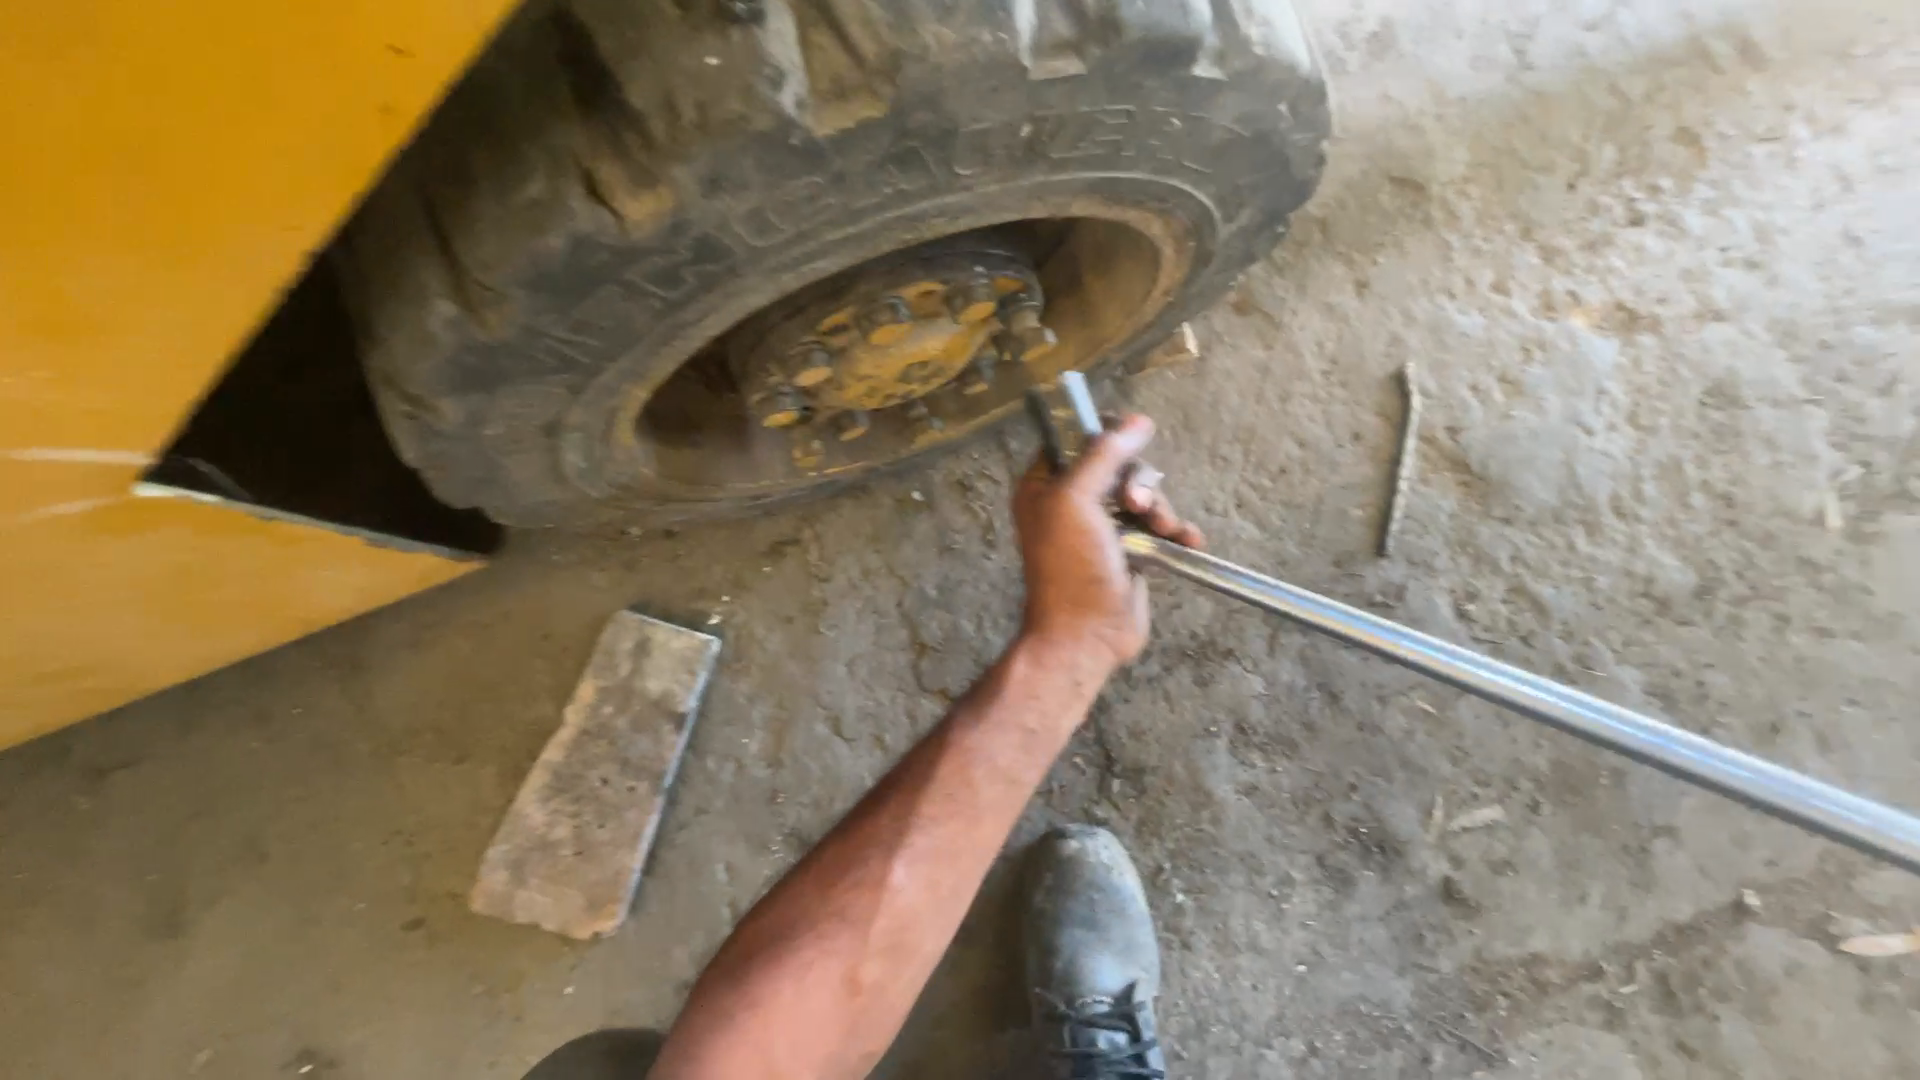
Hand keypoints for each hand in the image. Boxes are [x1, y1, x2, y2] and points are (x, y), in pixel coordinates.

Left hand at [1012, 414, 1205, 672]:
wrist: (1086, 632)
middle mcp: (1072, 503)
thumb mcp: (1075, 499)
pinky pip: (1160, 526)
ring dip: (1160, 508)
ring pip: (1144, 495)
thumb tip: (1137, 421)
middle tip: (1137, 504)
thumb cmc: (1069, 565)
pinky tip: (1186, 541)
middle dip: (1138, 481)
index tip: (1128, 442)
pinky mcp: (1132, 551)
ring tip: (1163, 529)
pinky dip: (1175, 531)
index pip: (1075, 441)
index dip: (1104, 437)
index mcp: (1045, 486)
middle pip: (1118, 465)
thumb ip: (1103, 455)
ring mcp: (1104, 528)